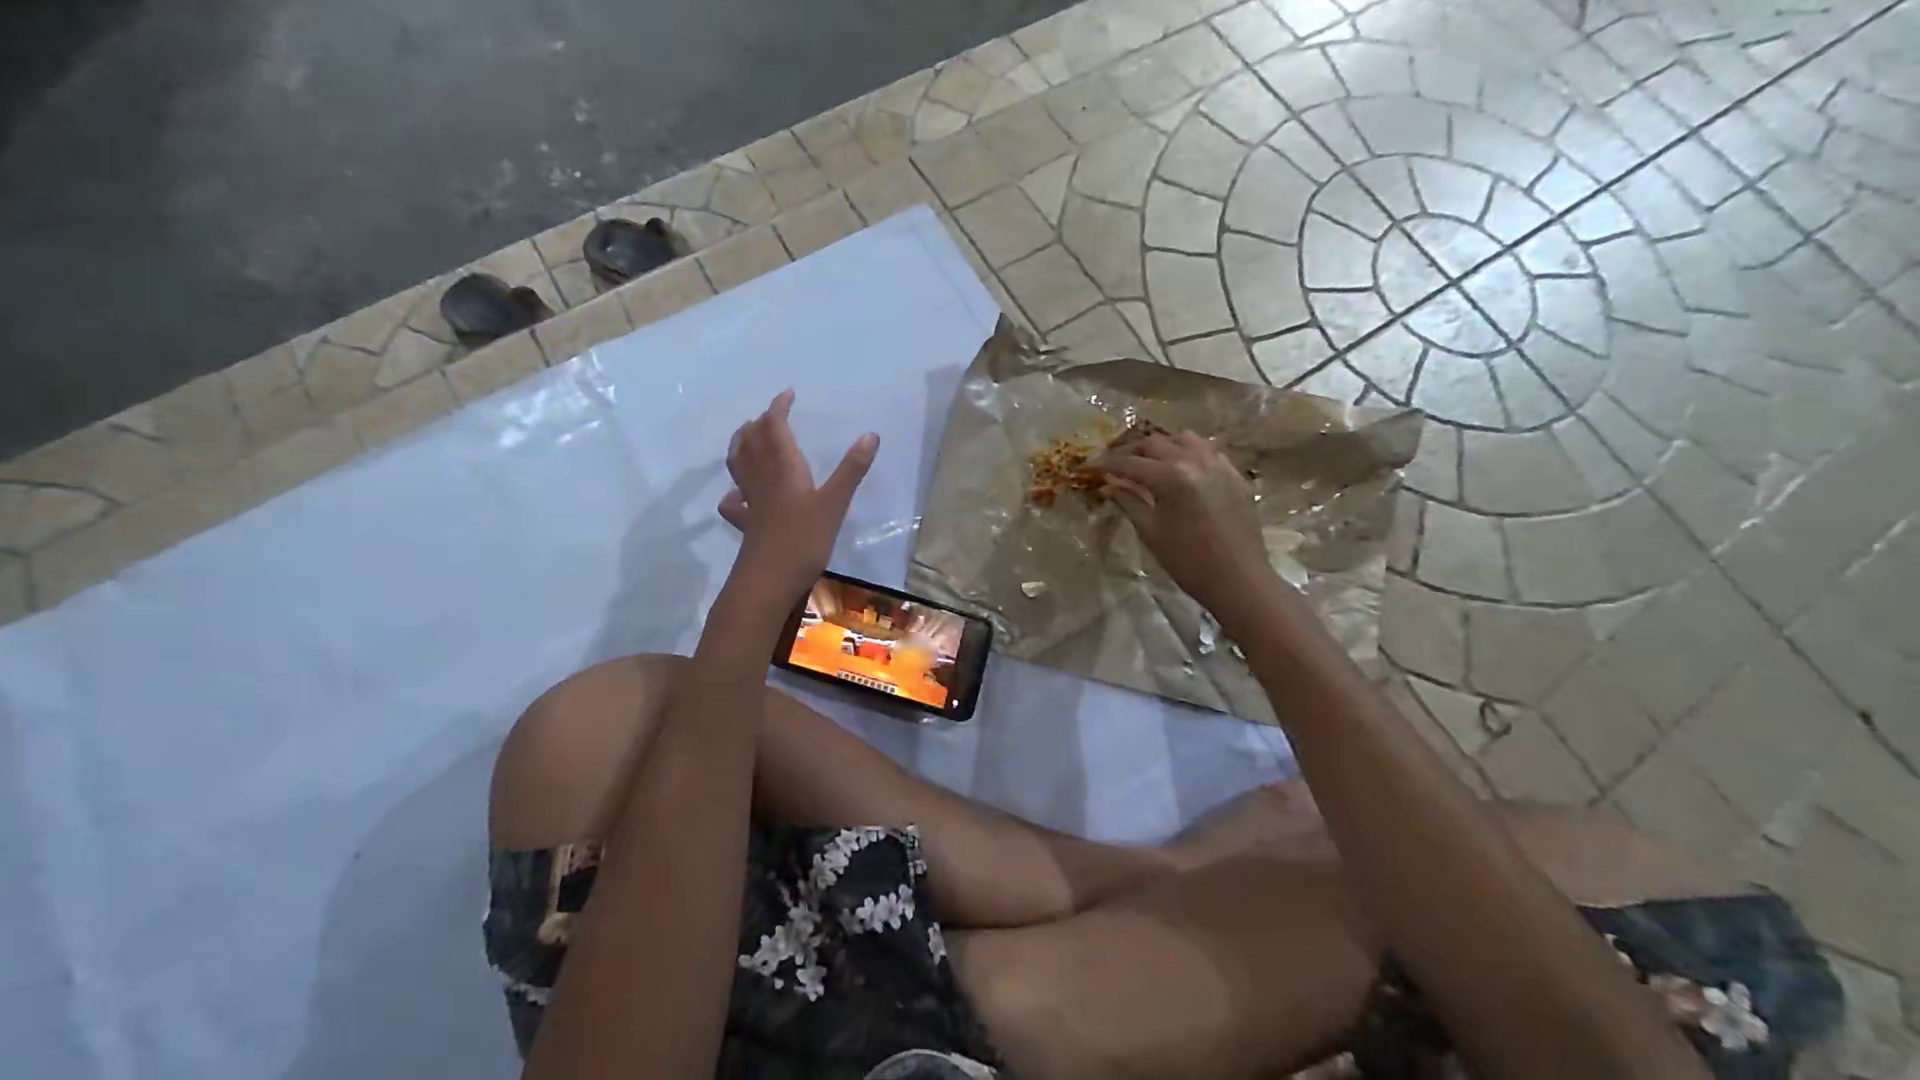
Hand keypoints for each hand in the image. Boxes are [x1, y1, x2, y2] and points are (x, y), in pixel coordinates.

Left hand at [718, 390, 878, 596]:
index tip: (787, 395)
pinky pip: (733, 502)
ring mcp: (750, 502)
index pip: (774, 427)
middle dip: (759, 423)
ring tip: (747, 436)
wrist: (769, 580)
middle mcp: (761, 479)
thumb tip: (870, 435)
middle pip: (751, 442)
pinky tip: (739, 495)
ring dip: (741, 445)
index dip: (778, 408)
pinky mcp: (746, 524)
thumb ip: (851, 469)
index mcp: (782, 468)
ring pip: (738, 465)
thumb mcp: (835, 502)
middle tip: (771, 415)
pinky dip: (733, 491)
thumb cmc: (804, 539)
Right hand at [1090, 431, 1275, 613]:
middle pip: (1154, 443)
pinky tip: (1179, 468)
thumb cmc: (1188, 561)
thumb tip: (1108, 484)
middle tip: (1112, 463)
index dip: (1105, 463)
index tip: (1088, 466)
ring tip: (1146, 461)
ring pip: (1183, 439)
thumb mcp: (1151, 531)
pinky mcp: (1234, 474)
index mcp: (1171, 477)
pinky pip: (1206, 450)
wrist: (1238, 579)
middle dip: (1129, 451)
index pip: (1130, 463)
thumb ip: (1129, 500)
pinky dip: (1186, 452)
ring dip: (1160, 446)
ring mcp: (1219, 464)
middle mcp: (1195, 461)